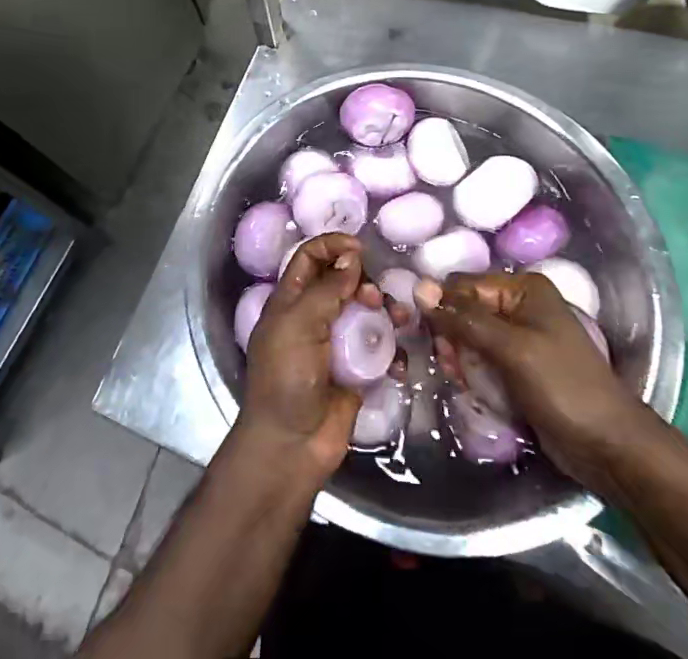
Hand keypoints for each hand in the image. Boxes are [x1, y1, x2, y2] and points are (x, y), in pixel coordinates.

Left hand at [237, 233, 382, 476]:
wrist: (292, 442)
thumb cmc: (287, 377)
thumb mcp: (298, 324)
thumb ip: (326, 289)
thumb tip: (351, 256)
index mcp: (289, 301)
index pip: (309, 259)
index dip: (331, 246)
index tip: (360, 248)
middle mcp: (312, 318)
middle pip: (344, 284)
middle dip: (365, 284)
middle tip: (374, 299)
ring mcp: (336, 345)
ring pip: (367, 316)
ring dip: (386, 316)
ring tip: (400, 324)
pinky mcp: (357, 372)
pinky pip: (381, 352)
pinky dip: (394, 353)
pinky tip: (400, 364)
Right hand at [421, 271, 658, 489]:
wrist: (608, 446)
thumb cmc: (564, 388)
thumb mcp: (511, 348)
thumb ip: (464, 317)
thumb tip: (418, 288)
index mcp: (523, 289)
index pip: (460, 286)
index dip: (443, 309)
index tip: (439, 342)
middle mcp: (519, 305)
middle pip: (461, 310)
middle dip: (451, 338)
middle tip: (454, 366)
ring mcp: (518, 336)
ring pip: (465, 337)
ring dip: (459, 359)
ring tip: (463, 380)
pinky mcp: (516, 364)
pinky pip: (478, 358)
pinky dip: (471, 372)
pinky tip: (472, 388)